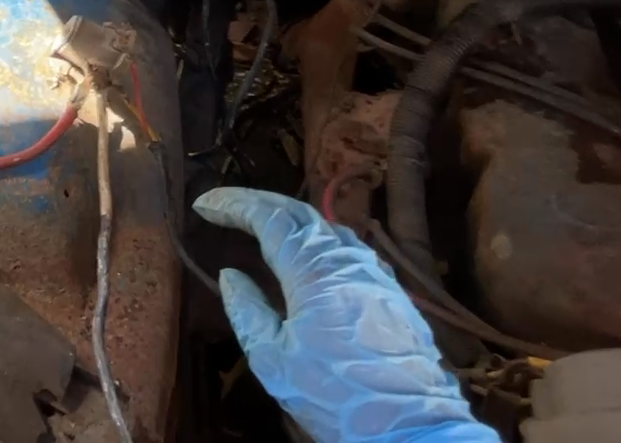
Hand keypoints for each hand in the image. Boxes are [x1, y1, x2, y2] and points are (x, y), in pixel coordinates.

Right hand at [192, 188, 496, 442]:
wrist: (418, 436)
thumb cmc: (338, 399)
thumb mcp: (273, 361)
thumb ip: (247, 310)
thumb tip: (231, 274)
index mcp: (314, 274)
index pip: (268, 218)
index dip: (232, 205)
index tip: (202, 206)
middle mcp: (347, 264)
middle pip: (299, 213)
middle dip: (257, 201)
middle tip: (225, 205)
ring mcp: (376, 278)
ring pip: (328, 228)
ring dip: (288, 217)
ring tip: (261, 222)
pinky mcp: (393, 297)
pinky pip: (349, 248)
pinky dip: (316, 237)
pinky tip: (307, 252)